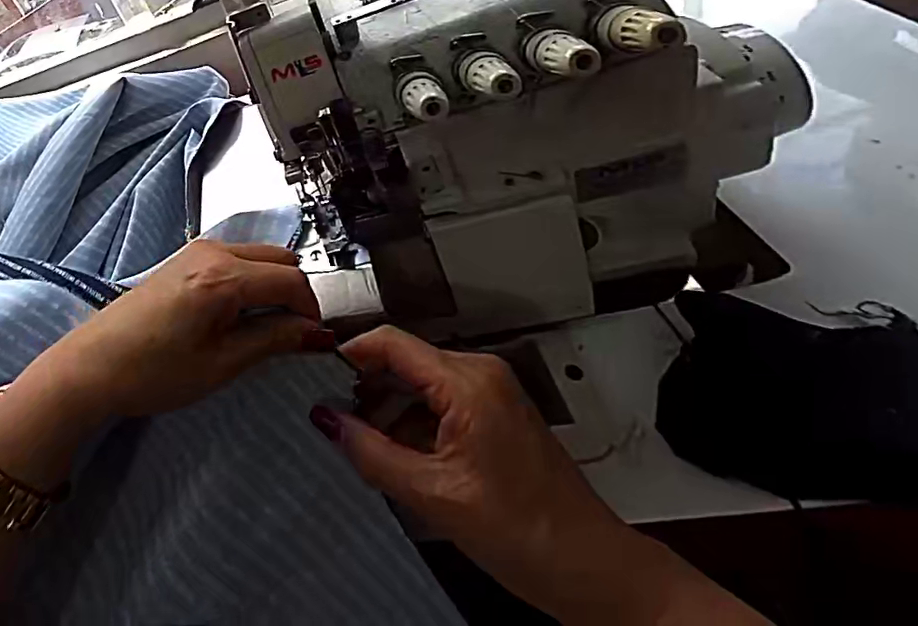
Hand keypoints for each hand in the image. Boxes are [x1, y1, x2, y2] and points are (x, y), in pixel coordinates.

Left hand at [0, 239, 330, 488]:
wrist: (93, 364)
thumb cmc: (152, 370)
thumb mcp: (221, 363)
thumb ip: (273, 340)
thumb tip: (316, 333)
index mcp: (221, 276)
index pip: (292, 280)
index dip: (313, 310)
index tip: (315, 340)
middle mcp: (209, 253)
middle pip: (279, 258)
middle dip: (296, 293)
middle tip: (293, 335)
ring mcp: (193, 252)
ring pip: (257, 255)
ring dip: (272, 284)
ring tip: (265, 328)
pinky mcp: (181, 260)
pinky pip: (233, 258)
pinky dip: (249, 278)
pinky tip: (238, 314)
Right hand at [311, 328, 767, 625]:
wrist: (600, 575)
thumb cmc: (536, 537)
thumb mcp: (434, 495)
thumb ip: (370, 452)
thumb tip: (326, 420)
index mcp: (468, 383)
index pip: (388, 341)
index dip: (347, 354)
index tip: (317, 373)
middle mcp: (480, 375)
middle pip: (399, 358)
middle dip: (363, 386)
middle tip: (334, 415)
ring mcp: (488, 391)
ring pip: (414, 379)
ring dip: (385, 405)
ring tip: (362, 440)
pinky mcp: (491, 411)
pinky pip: (434, 396)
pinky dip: (409, 417)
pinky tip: (396, 451)